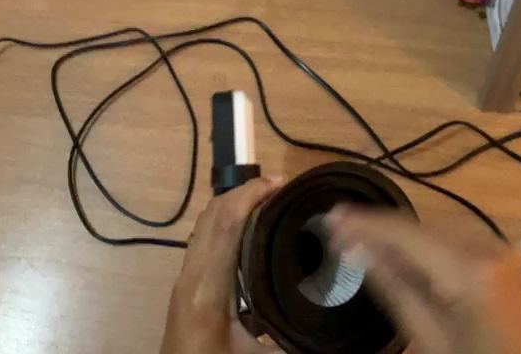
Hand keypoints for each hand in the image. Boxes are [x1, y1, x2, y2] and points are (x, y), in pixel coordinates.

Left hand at [161, 175, 282, 353]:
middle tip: (280, 189)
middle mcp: (190, 275)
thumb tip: (337, 336)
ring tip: (268, 204)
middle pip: (213, 213)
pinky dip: (225, 222)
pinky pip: (203, 238)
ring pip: (205, 223)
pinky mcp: (184, 288)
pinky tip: (249, 235)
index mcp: (208, 289)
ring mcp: (183, 279)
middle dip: (245, 192)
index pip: (227, 221)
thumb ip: (294, 340)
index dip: (252, 193)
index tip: (281, 183)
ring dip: (233, 204)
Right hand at [323, 206, 520, 353]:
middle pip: (421, 227)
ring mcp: (503, 250)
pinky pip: (459, 242)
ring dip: (403, 235)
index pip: (404, 231)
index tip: (330, 216)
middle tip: (340, 228)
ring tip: (364, 238)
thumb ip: (396, 291)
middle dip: (381, 228)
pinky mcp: (509, 261)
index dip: (364, 221)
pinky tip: (405, 252)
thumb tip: (359, 250)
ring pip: (439, 231)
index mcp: (468, 265)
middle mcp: (488, 244)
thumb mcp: (434, 341)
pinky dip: (430, 245)